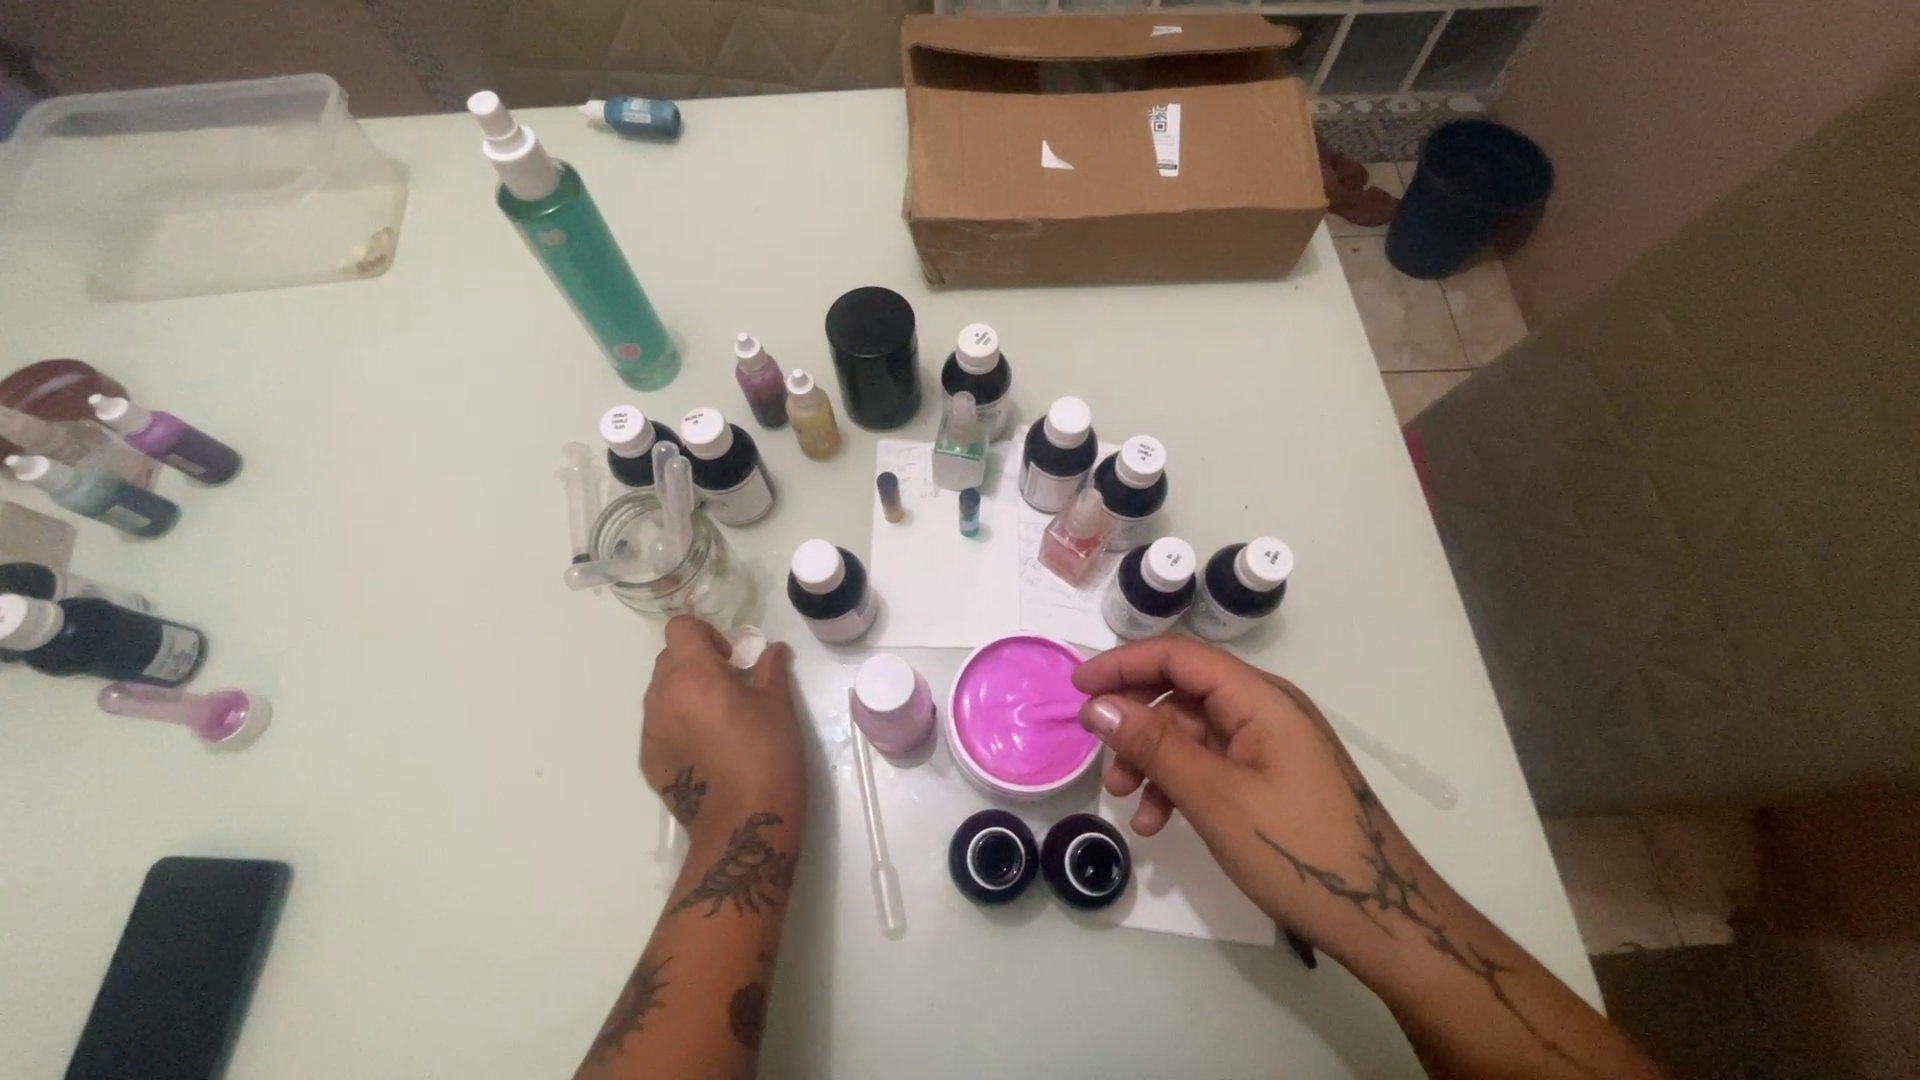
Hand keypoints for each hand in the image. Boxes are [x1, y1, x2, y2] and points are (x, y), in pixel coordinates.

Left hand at [642, 617, 804, 846]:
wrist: (743, 824)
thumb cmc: (767, 755)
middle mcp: (662, 697)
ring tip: (718, 722)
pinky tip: (707, 751)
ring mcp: (650, 731)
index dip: (706, 634)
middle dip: (696, 663)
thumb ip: (772, 669)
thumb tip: (773, 650)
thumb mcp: (779, 705)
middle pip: (668, 659)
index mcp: (693, 675)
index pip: (680, 628)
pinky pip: (659, 725)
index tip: (730, 659)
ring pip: (661, 693)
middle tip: (730, 688)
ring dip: (686, 694)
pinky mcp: (647, 760)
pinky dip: (678, 725)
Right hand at [1072, 637, 1422, 947]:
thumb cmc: (1299, 850)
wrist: (1385, 921)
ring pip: (1191, 732)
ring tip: (1126, 798)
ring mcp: (1268, 745)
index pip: (1179, 656)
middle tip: (1098, 753)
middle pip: (1182, 692)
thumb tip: (1097, 705)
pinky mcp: (1269, 777)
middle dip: (1134, 720)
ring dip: (1151, 758)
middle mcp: (1263, 710)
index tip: (1077, 686)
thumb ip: (1153, 745)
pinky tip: (1159, 822)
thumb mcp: (1214, 797)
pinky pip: (1210, 763)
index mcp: (1259, 698)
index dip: (1123, 663)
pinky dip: (1177, 783)